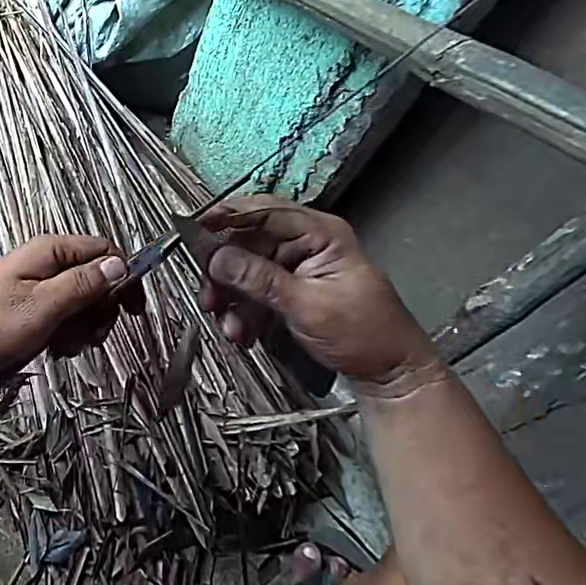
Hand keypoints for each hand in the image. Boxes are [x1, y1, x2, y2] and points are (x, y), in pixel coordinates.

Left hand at [0, 235, 143, 381]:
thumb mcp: (43, 306)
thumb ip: (83, 285)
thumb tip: (119, 266)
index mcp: (50, 251)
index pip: (105, 253)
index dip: (123, 280)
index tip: (132, 309)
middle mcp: (45, 263)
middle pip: (96, 280)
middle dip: (99, 311)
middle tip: (87, 334)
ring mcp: (38, 286)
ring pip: (82, 302)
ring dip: (81, 328)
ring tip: (62, 344)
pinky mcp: (31, 307)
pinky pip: (63, 316)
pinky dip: (65, 334)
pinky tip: (52, 347)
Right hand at [199, 196, 437, 385]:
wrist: (389, 373)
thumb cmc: (363, 332)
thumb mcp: (307, 304)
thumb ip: (258, 279)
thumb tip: (217, 257)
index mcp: (319, 233)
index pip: (264, 211)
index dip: (226, 217)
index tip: (196, 228)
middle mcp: (304, 243)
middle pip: (248, 242)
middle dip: (224, 270)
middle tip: (208, 294)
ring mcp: (295, 268)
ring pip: (246, 271)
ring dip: (232, 299)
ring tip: (229, 326)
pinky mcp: (288, 291)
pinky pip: (253, 293)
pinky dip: (243, 312)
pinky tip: (242, 332)